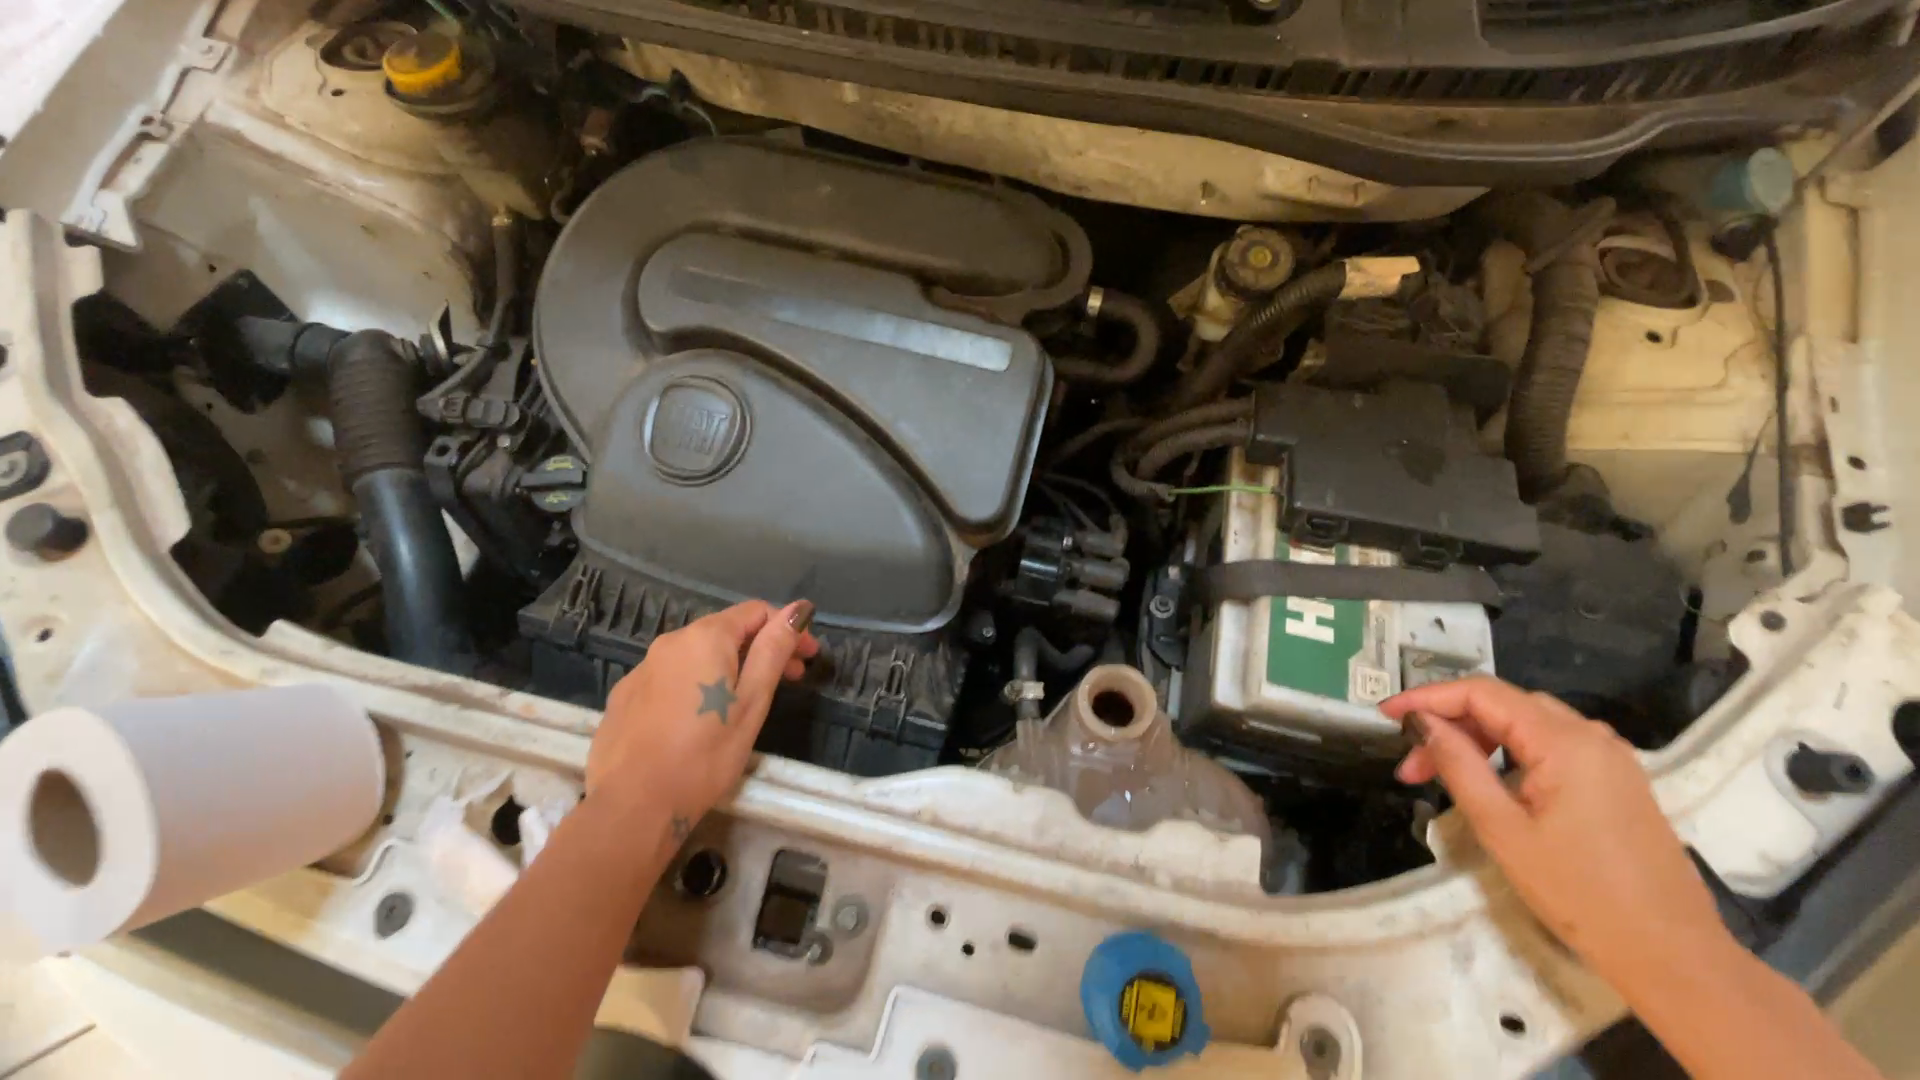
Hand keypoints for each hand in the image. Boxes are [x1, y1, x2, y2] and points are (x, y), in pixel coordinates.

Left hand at [588, 599, 818, 839]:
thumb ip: (773, 651)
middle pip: (726, 630)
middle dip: (762, 648)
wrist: (632, 805)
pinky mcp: (625, 697)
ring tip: (747, 702)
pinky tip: (702, 719)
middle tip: (790, 680)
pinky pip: (672, 677)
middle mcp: (670, 642)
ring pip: (697, 655)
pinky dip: (697, 684)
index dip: (788, 629)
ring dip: (730, 667)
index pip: (756, 611)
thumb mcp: (751, 702)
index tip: (807, 660)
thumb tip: (798, 609)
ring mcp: (643, 669)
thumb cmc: (704, 755)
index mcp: (705, 638)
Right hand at [1381, 677, 1728, 984]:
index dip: (1428, 697)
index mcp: (1565, 742)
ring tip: (1437, 776)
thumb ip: (1458, 764)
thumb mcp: (1501, 827)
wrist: (1670, 953)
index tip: (1385, 715)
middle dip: (1448, 724)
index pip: (1482, 693)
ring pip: (1525, 724)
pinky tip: (1486, 782)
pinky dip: (1508, 753)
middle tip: (1409, 764)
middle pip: (1503, 705)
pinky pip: (1550, 747)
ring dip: (1476, 740)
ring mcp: (1609, 758)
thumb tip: (1422, 722)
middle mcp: (1592, 736)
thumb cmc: (1578, 892)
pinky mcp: (1615, 781)